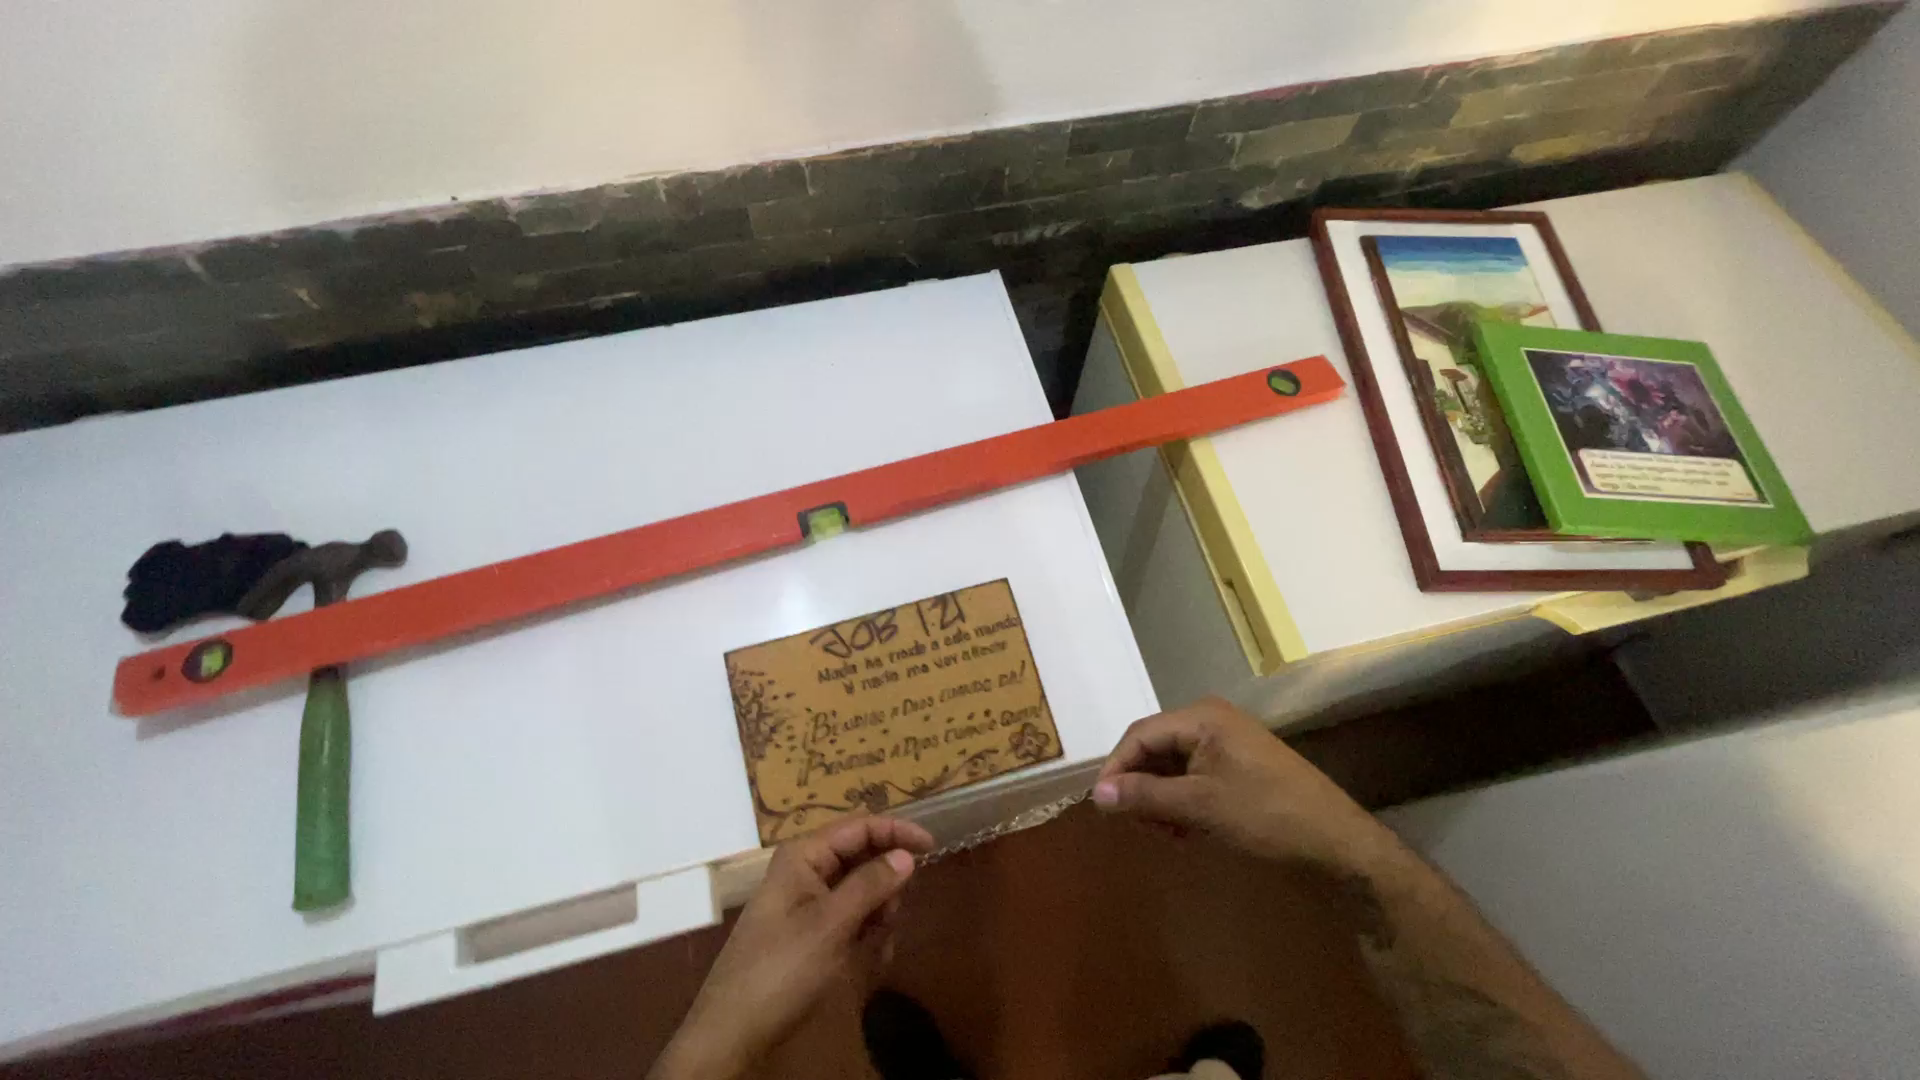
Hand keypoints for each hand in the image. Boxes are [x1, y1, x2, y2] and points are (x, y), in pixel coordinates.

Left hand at [649, 816, 934, 1079]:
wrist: (732, 1030)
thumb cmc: (780, 969)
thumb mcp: (831, 925)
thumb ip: (870, 885)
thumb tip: (907, 855)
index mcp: (805, 855)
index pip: (860, 826)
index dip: (897, 832)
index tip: (933, 848)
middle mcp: (806, 869)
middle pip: (862, 856)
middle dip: (885, 881)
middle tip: (891, 914)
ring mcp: (806, 900)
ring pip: (860, 888)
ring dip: (877, 909)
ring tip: (874, 941)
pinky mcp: (809, 929)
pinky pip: (850, 915)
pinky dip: (866, 929)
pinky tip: (868, 955)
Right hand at [1091, 697, 1402, 873]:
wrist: (1338, 845)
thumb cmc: (1266, 816)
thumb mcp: (1199, 806)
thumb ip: (1145, 796)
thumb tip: (1097, 796)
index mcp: (1202, 718)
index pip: (1140, 734)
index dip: (1115, 769)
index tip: (1101, 807)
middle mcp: (1211, 722)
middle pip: (1154, 748)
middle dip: (1139, 786)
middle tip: (1137, 825)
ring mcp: (1227, 745)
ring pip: (1172, 766)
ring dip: (1159, 798)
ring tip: (1164, 833)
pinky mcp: (1238, 768)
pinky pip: (1193, 778)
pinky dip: (1181, 803)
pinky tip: (1184, 831)